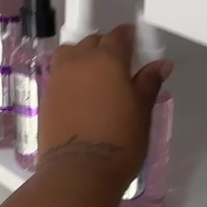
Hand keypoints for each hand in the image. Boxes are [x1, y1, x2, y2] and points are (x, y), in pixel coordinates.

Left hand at [37, 24, 172, 190]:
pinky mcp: (46, 97)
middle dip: (106, 47)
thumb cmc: (120, 140)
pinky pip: (60, 75)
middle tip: (120, 67)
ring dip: (83, 57)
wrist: (79, 171)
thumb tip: (161, 65)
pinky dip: (71, 77)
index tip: (138, 48)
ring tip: (95, 77)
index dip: (130, 38)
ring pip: (71, 54)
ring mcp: (59, 78)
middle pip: (93, 42)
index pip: (119, 35)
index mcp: (107, 59)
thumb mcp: (141, 111)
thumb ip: (149, 83)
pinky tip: (81, 95)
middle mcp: (79, 61)